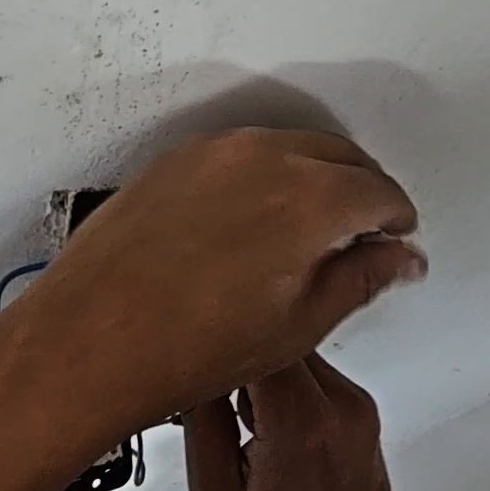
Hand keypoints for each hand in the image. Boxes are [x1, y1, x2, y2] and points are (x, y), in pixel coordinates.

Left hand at [0, 127, 423, 431]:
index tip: (396, 233)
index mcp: (308, 196)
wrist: (91, 336)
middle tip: (364, 230)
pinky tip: (254, 216)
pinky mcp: (176, 159)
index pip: (379, 189)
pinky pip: (240, 153)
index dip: (397, 215)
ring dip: (312, 175)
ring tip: (309, 227)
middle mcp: (262, 157)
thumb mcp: (299, 323)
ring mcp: (213, 152)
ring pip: (288, 147)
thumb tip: (398, 258)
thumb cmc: (185, 343)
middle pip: (338, 156)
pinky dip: (264, 173)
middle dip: (361, 188)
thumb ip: (361, 277)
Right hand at [185, 354, 434, 490]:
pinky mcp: (363, 408)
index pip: (259, 335)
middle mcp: (340, 406)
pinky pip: (314, 369)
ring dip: (265, 368)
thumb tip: (194, 364)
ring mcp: (357, 405)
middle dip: (242, 352)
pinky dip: (288, 383)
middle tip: (216, 387)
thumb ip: (201, 418)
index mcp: (301, 425)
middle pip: (280, 335)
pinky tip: (272, 423)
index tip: (201, 343)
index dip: (224, 334)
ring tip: (247, 418)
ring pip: (297, 346)